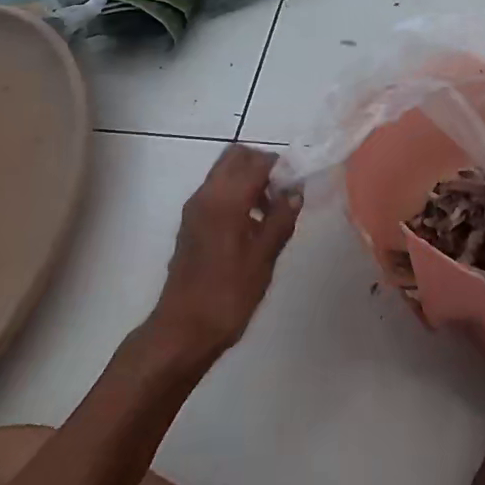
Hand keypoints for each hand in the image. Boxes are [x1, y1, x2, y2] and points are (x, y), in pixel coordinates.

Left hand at [148, 144, 300, 358]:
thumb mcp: (262, 259)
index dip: (280, 166)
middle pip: (235, 157)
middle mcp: (205, 194)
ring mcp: (194, 207)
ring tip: (273, 212)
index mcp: (223, 200)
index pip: (255, 162)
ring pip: (224, 172)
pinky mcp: (190, 221)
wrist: (184, 327)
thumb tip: (295, 192)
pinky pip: (216, 191)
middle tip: (284, 192)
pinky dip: (236, 193)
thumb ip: (280, 220)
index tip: (300, 183)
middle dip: (262, 166)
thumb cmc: (228, 295)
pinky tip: (253, 225)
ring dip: (249, 179)